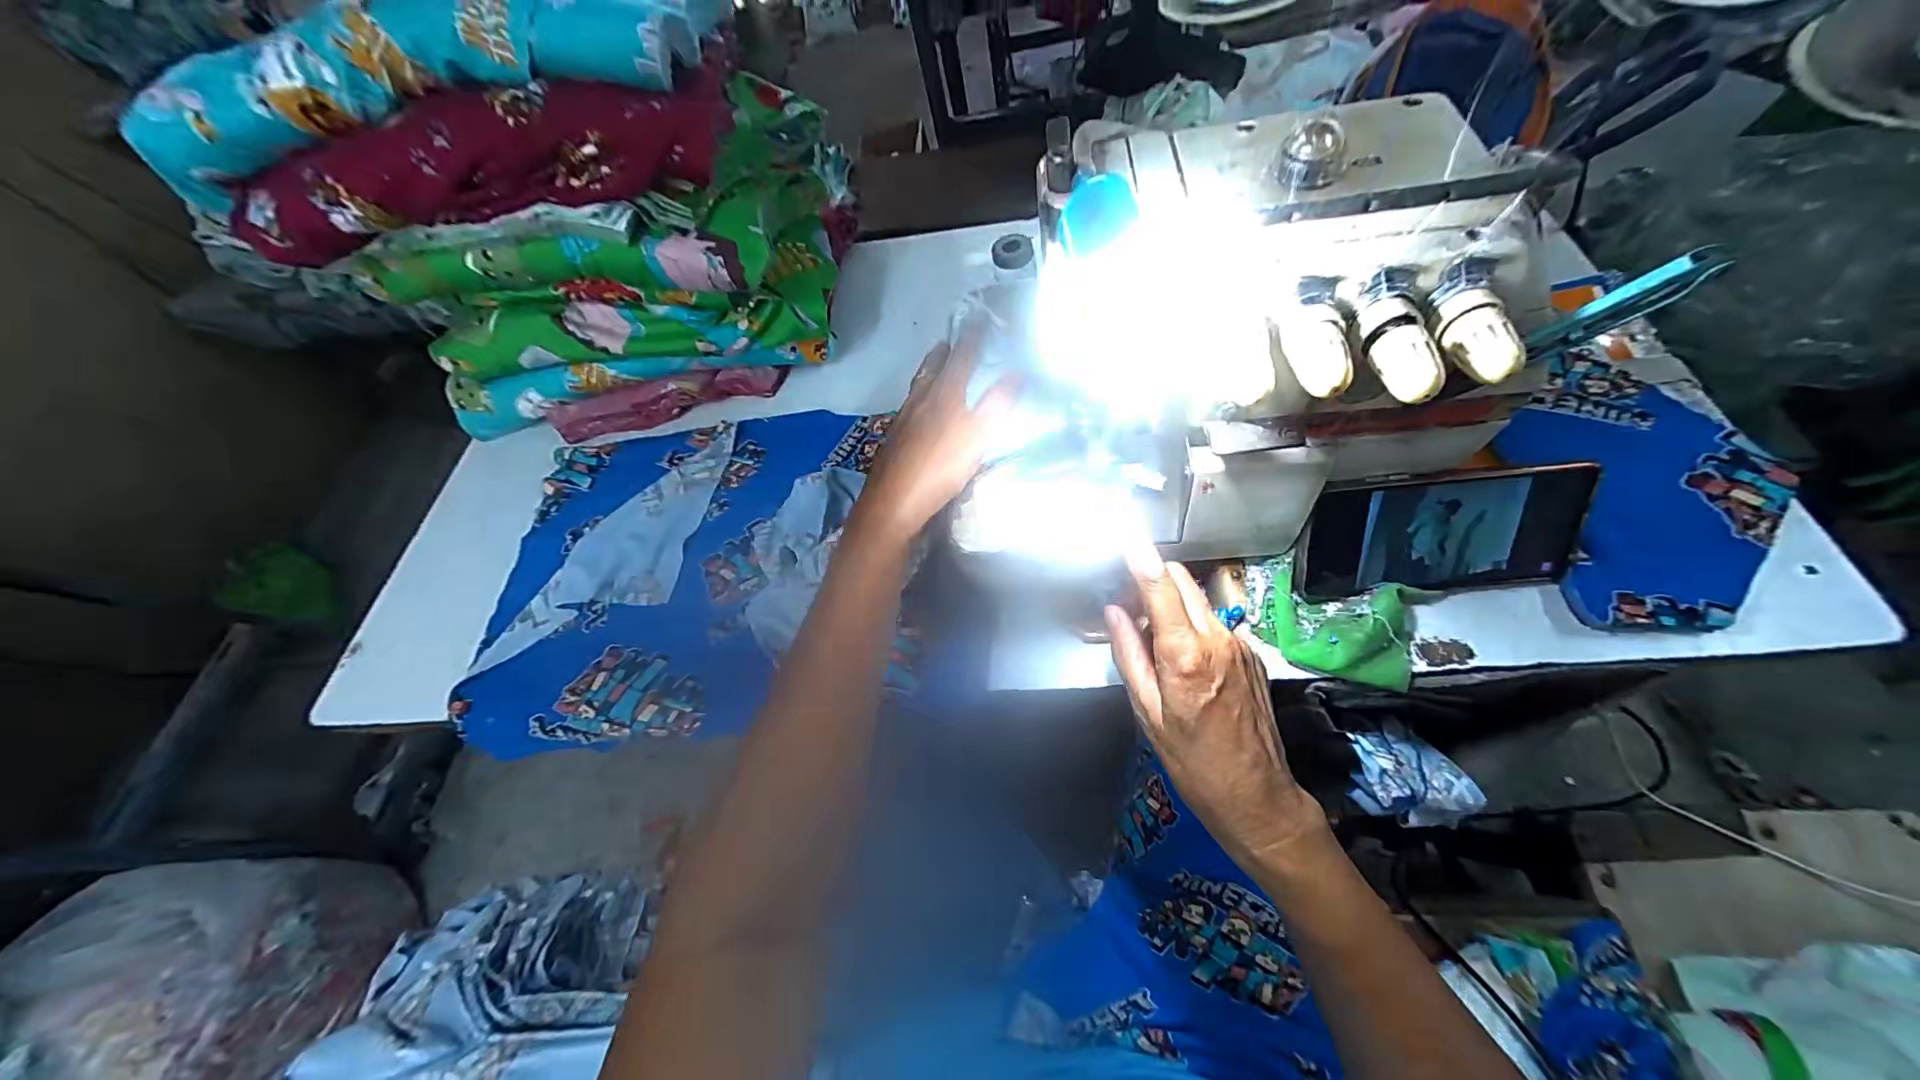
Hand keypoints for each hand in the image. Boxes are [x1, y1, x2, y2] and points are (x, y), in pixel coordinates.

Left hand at [858, 331, 1017, 542]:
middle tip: (954, 341)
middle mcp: (922, 397)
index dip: (973, 335)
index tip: (980, 318)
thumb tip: (1017, 371)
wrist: (893, 501)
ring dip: (930, 371)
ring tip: (937, 367)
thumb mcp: (978, 437)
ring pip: (919, 384)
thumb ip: (997, 403)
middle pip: (933, 365)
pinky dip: (921, 396)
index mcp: (945, 392)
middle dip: (946, 350)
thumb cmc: (940, 468)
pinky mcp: (895, 436)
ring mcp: (904, 416)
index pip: (962, 354)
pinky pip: (911, 404)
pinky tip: (921, 409)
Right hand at [1105, 544, 1327, 870]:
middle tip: (1126, 598)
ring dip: (1171, 600)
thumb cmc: (1193, 762)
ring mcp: (1239, 644)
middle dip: (1152, 578)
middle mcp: (1217, 639)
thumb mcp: (1148, 713)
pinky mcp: (1250, 653)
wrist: (1257, 794)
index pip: (1160, 589)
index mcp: (1185, 655)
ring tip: (1149, 632)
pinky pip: (1212, 620)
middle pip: (1182, 581)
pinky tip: (1178, 652)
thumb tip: (1114, 613)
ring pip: (1198, 598)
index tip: (1126, 535)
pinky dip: (1190, 620)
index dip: (1140, 558)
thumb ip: (1130, 655)